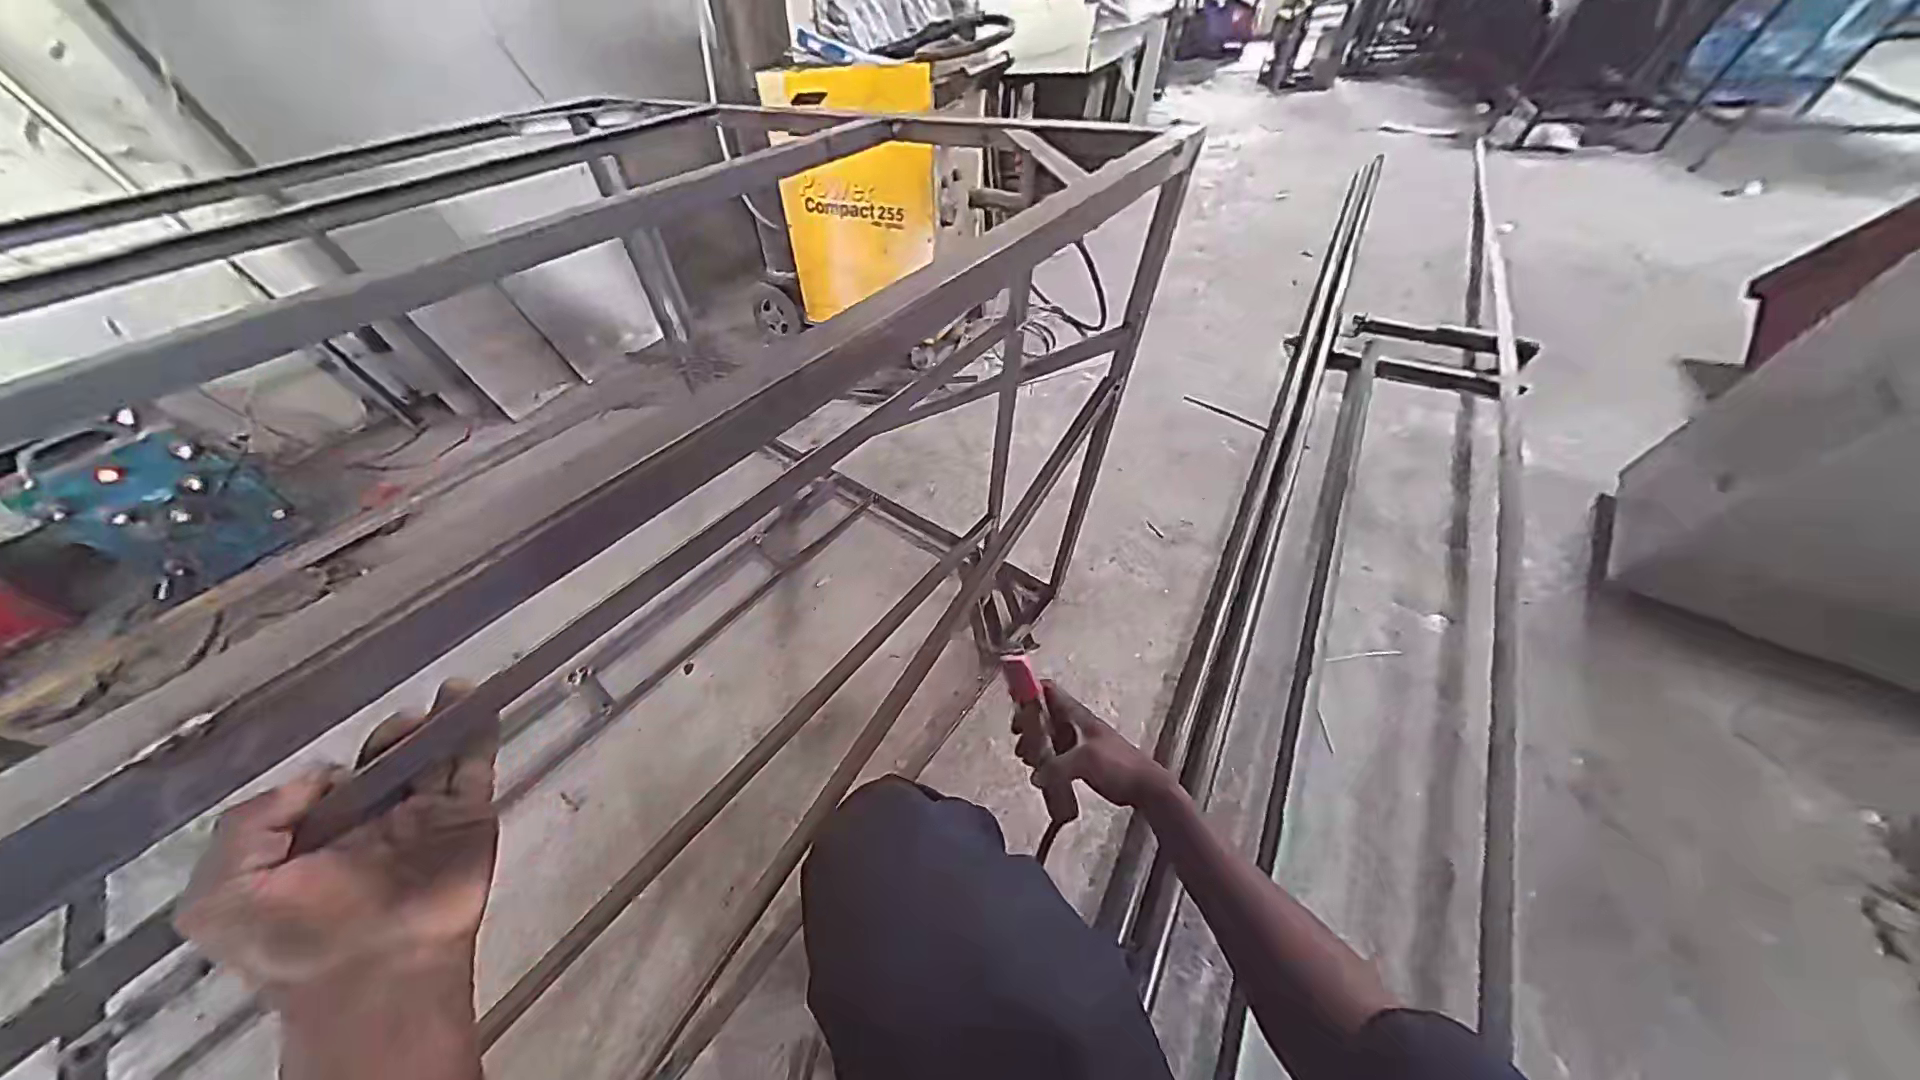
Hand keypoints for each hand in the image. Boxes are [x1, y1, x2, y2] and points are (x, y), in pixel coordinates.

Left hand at [175, 681, 498, 998]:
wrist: (377, 970)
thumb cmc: (296, 940)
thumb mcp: (222, 897)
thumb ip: (248, 828)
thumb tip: (318, 777)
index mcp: (325, 838)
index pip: (336, 786)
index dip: (335, 770)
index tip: (336, 770)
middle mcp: (381, 820)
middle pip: (394, 762)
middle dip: (399, 735)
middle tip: (408, 719)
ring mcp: (430, 813)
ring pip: (439, 755)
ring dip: (445, 722)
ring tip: (454, 690)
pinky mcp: (469, 812)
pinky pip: (476, 764)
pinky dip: (481, 731)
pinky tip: (478, 703)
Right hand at [1032, 681, 1176, 808]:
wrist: (1145, 787)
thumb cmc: (1118, 764)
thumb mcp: (1086, 761)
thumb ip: (1057, 767)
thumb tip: (1035, 776)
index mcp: (1077, 714)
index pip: (1048, 690)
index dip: (1030, 692)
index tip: (1016, 709)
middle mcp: (1074, 724)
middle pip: (1042, 713)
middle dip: (1027, 725)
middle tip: (1020, 742)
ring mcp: (1077, 742)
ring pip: (1047, 735)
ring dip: (1033, 744)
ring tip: (1027, 759)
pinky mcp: (1079, 760)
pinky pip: (1054, 754)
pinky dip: (1043, 759)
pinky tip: (1039, 773)